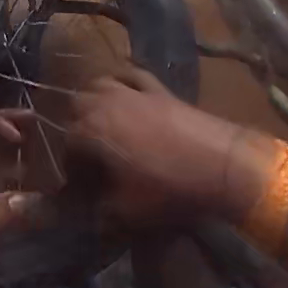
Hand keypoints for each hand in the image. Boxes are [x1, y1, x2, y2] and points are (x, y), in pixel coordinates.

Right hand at [66, 68, 271, 226]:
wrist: (220, 164)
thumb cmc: (169, 188)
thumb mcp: (129, 211)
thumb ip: (103, 209)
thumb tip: (94, 210)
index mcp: (89, 131)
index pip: (67, 144)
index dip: (72, 164)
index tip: (82, 181)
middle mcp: (102, 103)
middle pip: (76, 106)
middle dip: (78, 126)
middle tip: (90, 149)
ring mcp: (129, 90)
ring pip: (98, 84)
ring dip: (94, 100)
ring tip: (104, 120)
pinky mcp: (155, 87)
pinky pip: (130, 76)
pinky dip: (123, 81)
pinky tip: (127, 93)